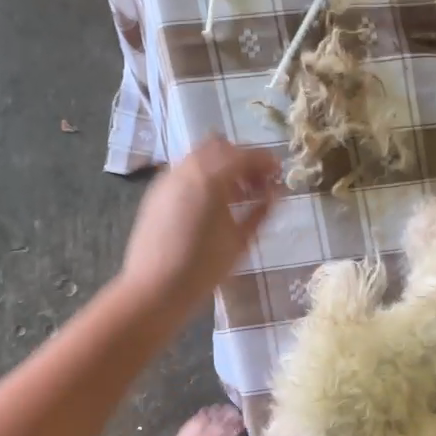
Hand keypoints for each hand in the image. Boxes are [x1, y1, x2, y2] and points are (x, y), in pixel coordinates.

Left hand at [119, 136, 279, 305]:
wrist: (155, 288)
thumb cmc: (203, 268)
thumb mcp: (240, 241)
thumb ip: (261, 211)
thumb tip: (275, 193)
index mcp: (212, 176)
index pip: (245, 155)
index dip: (266, 161)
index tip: (280, 173)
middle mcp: (187, 167)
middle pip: (221, 147)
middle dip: (243, 160)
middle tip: (259, 183)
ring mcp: (168, 178)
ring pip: (200, 157)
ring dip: (222, 168)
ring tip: (238, 196)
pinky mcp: (156, 193)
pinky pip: (185, 173)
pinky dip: (204, 178)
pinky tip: (213, 204)